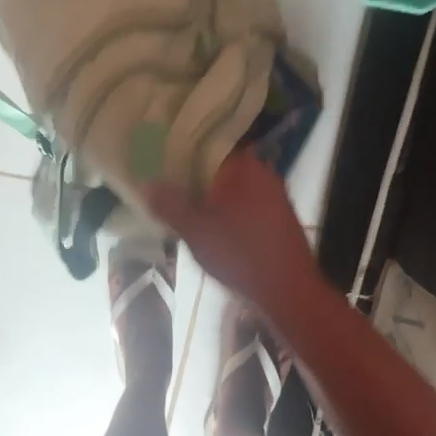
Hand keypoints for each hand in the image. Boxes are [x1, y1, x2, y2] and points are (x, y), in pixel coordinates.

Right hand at [143, 150, 320, 311]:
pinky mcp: (281, 215)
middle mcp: (262, 171)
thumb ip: (170, 204)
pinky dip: (230, 209)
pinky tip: (215, 226)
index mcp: (241, 165)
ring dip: (213, 196)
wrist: (288, 289)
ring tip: (187, 209)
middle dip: (195, 177)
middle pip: (220, 167)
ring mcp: (275, 193)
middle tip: (169, 188)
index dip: (181, 154)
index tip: (162, 165)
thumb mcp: (195, 230)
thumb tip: (147, 183)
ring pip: (234, 186)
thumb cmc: (239, 254)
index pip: (206, 146)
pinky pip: (248, 202)